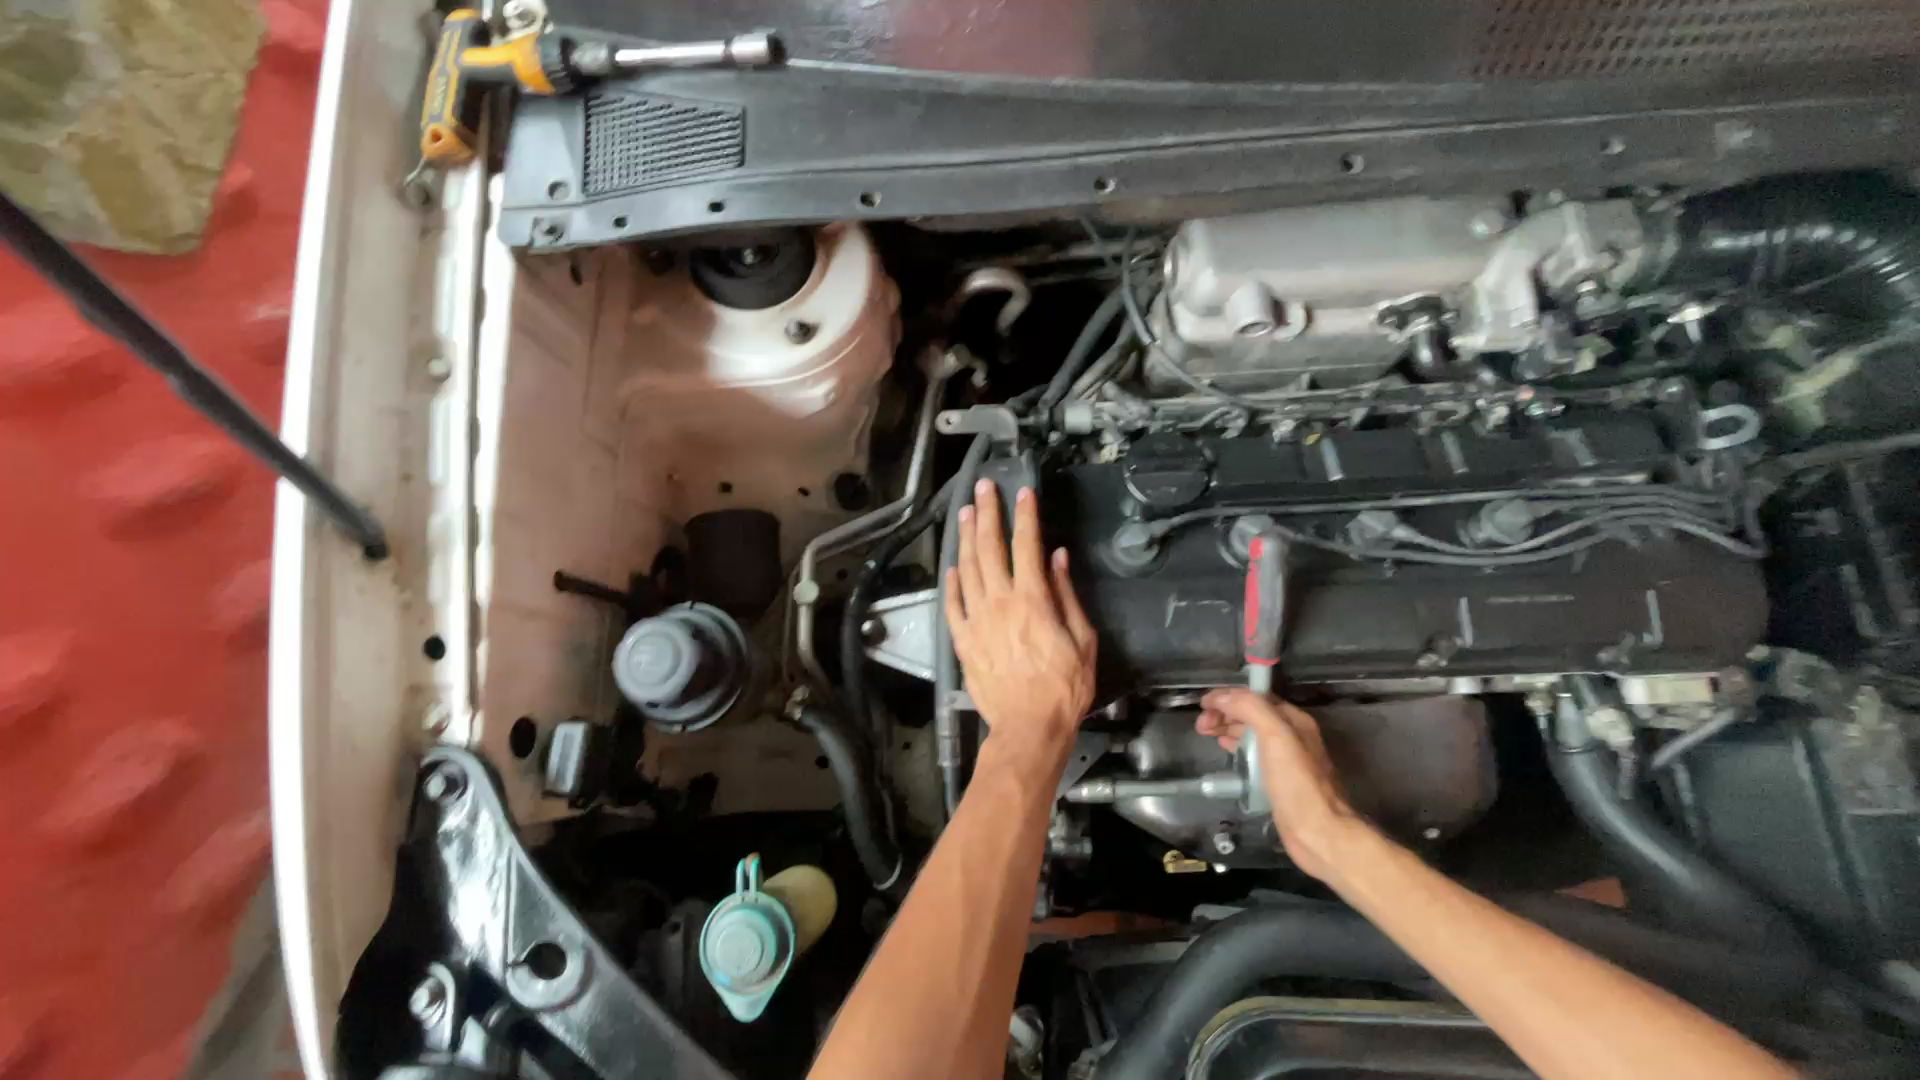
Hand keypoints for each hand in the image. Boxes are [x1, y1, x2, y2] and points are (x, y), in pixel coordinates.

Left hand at [945, 479, 1096, 763]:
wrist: (1028, 727)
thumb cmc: (1063, 687)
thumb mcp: (1082, 640)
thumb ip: (1066, 595)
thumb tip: (1057, 559)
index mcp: (1032, 600)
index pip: (1026, 545)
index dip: (1024, 515)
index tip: (1022, 492)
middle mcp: (999, 603)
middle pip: (989, 548)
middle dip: (986, 514)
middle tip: (983, 488)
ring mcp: (976, 621)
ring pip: (967, 569)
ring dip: (965, 538)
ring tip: (965, 513)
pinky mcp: (962, 641)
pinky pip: (952, 604)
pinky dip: (952, 582)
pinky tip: (952, 566)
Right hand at [1197, 689, 1370, 882]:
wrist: (1318, 832)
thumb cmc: (1297, 783)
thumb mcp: (1276, 737)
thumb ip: (1251, 709)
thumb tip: (1222, 698)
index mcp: (1294, 721)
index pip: (1256, 697)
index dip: (1228, 697)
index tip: (1203, 704)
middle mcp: (1292, 736)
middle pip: (1253, 714)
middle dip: (1224, 713)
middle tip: (1201, 725)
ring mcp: (1286, 759)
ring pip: (1252, 733)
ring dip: (1228, 728)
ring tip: (1206, 734)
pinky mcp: (1279, 780)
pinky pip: (1254, 754)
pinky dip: (1237, 747)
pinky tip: (1226, 752)